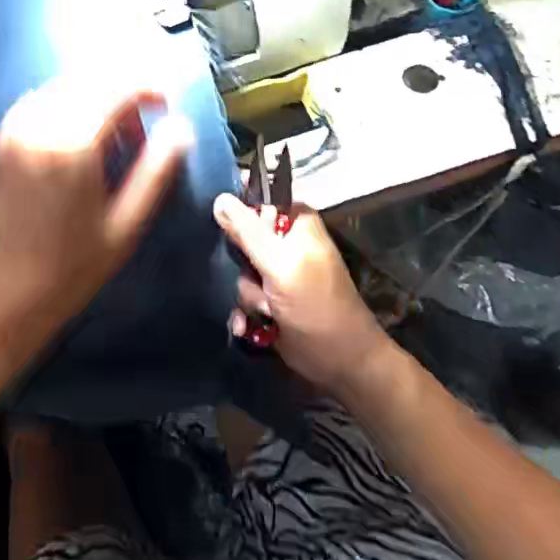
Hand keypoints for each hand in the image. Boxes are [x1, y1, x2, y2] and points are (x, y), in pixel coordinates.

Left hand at [0, 75, 192, 358]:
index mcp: (71, 143)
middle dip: (123, 92)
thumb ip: (157, 169)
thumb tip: (182, 127)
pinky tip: (78, 139)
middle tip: (141, 131)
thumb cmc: (70, 268)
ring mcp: (13, 128)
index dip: (148, 88)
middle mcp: (38, 124)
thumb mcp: (126, 225)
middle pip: (90, 80)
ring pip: (64, 86)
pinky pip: (40, 100)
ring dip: (95, 97)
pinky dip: (67, 104)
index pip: (117, 88)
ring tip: (112, 139)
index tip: (167, 106)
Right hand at [214, 195, 392, 397]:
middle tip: (259, 281)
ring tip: (268, 310)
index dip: (238, 213)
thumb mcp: (282, 265)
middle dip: (243, 266)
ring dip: (248, 295)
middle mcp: (285, 242)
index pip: (259, 200)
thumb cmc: (317, 306)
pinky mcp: (268, 299)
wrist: (340, 361)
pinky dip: (245, 312)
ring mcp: (276, 272)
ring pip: (238, 271)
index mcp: (296, 222)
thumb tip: (219, 198)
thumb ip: (250, 232)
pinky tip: (249, 327)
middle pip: (241, 238)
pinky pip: (242, 296)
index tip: (227, 231)